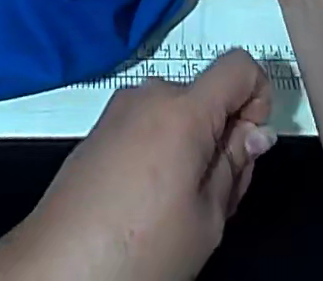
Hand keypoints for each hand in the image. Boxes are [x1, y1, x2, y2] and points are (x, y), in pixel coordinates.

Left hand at [0, 50, 276, 280]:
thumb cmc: (141, 245)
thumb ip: (236, 163)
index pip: (239, 64)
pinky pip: (151, 118)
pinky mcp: (104, 121)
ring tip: (181, 202)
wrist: (62, 258)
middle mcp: (149, 93)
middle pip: (209, 94)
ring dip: (195, 142)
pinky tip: (153, 194)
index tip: (251, 142)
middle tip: (216, 195)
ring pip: (180, 109)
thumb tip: (257, 131)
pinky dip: (166, 143)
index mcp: (181, 108)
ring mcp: (122, 104)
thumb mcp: (208, 217)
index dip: (259, 97)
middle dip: (225, 133)